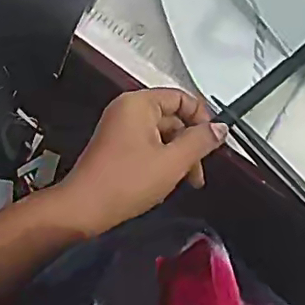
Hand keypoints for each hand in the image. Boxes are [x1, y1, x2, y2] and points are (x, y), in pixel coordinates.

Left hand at [51, 89, 226, 238]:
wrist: (85, 207)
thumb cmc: (122, 182)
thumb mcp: (173, 161)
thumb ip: (200, 142)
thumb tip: (219, 128)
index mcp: (138, 104)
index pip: (181, 98)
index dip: (202, 118)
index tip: (212, 141)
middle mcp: (126, 110)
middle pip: (172, 117)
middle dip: (189, 143)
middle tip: (197, 169)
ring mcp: (119, 128)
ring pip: (162, 134)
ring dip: (177, 156)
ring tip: (182, 180)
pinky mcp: (116, 145)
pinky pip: (148, 144)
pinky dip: (161, 160)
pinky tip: (164, 180)